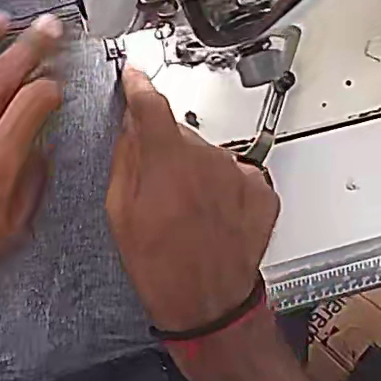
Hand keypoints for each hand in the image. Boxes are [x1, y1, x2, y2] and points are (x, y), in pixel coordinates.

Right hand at [106, 67, 279, 333]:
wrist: (208, 304)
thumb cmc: (163, 268)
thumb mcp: (120, 215)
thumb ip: (125, 162)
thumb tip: (130, 131)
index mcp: (167, 162)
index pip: (151, 104)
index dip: (138, 85)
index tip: (133, 77)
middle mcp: (208, 160)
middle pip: (179, 132)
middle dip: (165, 149)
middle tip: (156, 188)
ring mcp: (238, 174)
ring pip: (207, 152)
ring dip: (194, 170)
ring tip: (184, 211)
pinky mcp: (260, 190)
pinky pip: (232, 171)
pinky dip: (220, 186)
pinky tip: (209, 214)